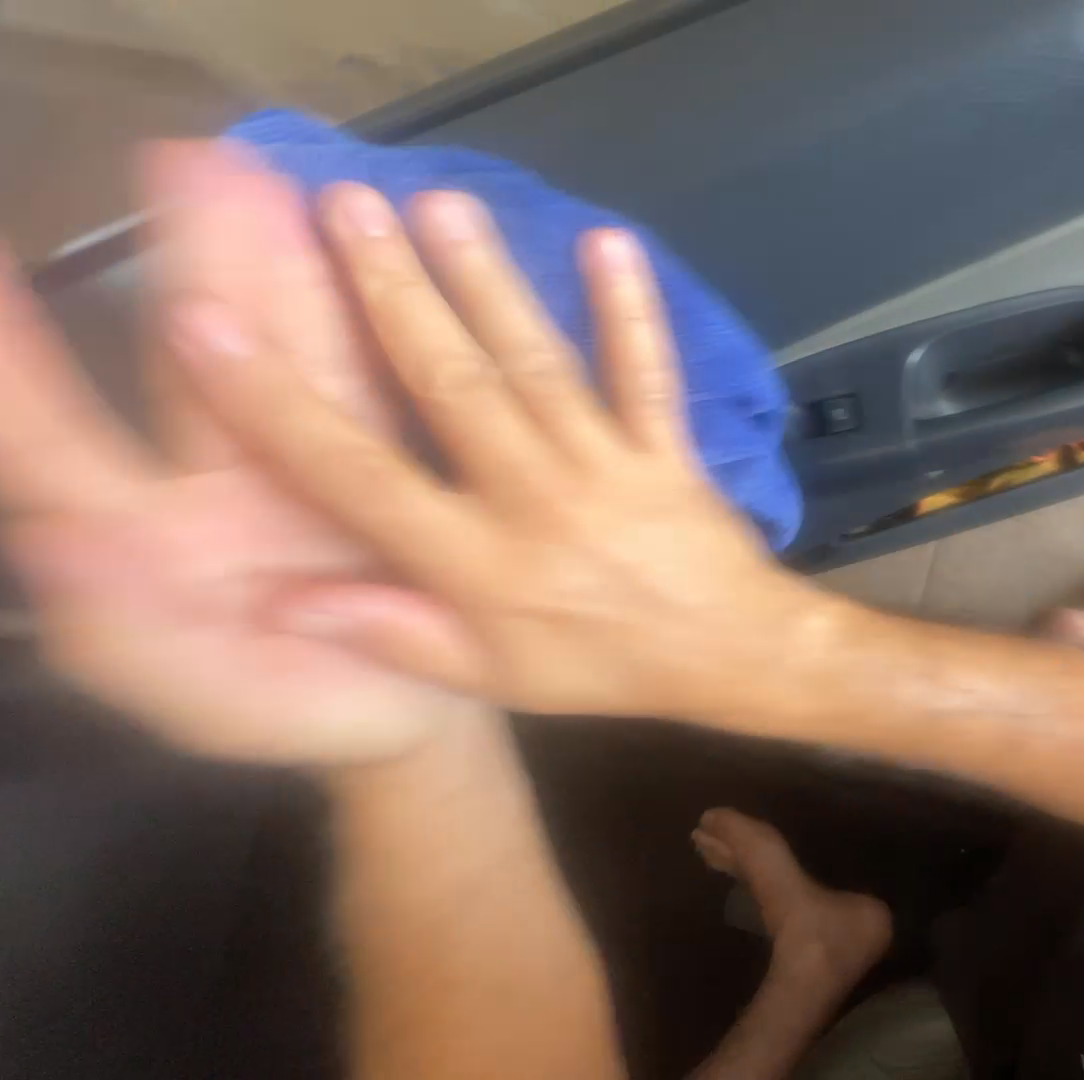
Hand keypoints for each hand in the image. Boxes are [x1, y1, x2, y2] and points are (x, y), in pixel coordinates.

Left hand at [0, 142, 481, 763]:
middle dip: (197, 263)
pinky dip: (385, 339)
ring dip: (299, 277)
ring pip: (306, 363)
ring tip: (291, 188)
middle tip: (194, 162)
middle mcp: (225, 485)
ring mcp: (317, 474)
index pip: (54, 437)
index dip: (9, 356)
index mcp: (147, 541)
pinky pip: (385, 401)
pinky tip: (390, 282)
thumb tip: (62, 542)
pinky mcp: (391, 478)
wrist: (415, 721)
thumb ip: (130, 642)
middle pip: (205, 365)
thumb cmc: (305, 717)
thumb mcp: (211, 703)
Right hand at [174, 183, 829, 720]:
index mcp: (480, 561)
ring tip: (443, 204)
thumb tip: (271, 598)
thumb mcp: (498, 678)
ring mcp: (610, 466)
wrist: (728, 652)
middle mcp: (538, 497)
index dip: (281, 405)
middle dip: (396, 294)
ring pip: (539, 365)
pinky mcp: (669, 451)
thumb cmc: (608, 667)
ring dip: (490, 283)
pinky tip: (611, 244)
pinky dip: (632, 312)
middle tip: (346, 205)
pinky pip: (648, 375)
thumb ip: (395, 635)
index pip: (361, 476)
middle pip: (454, 387)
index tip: (210, 322)